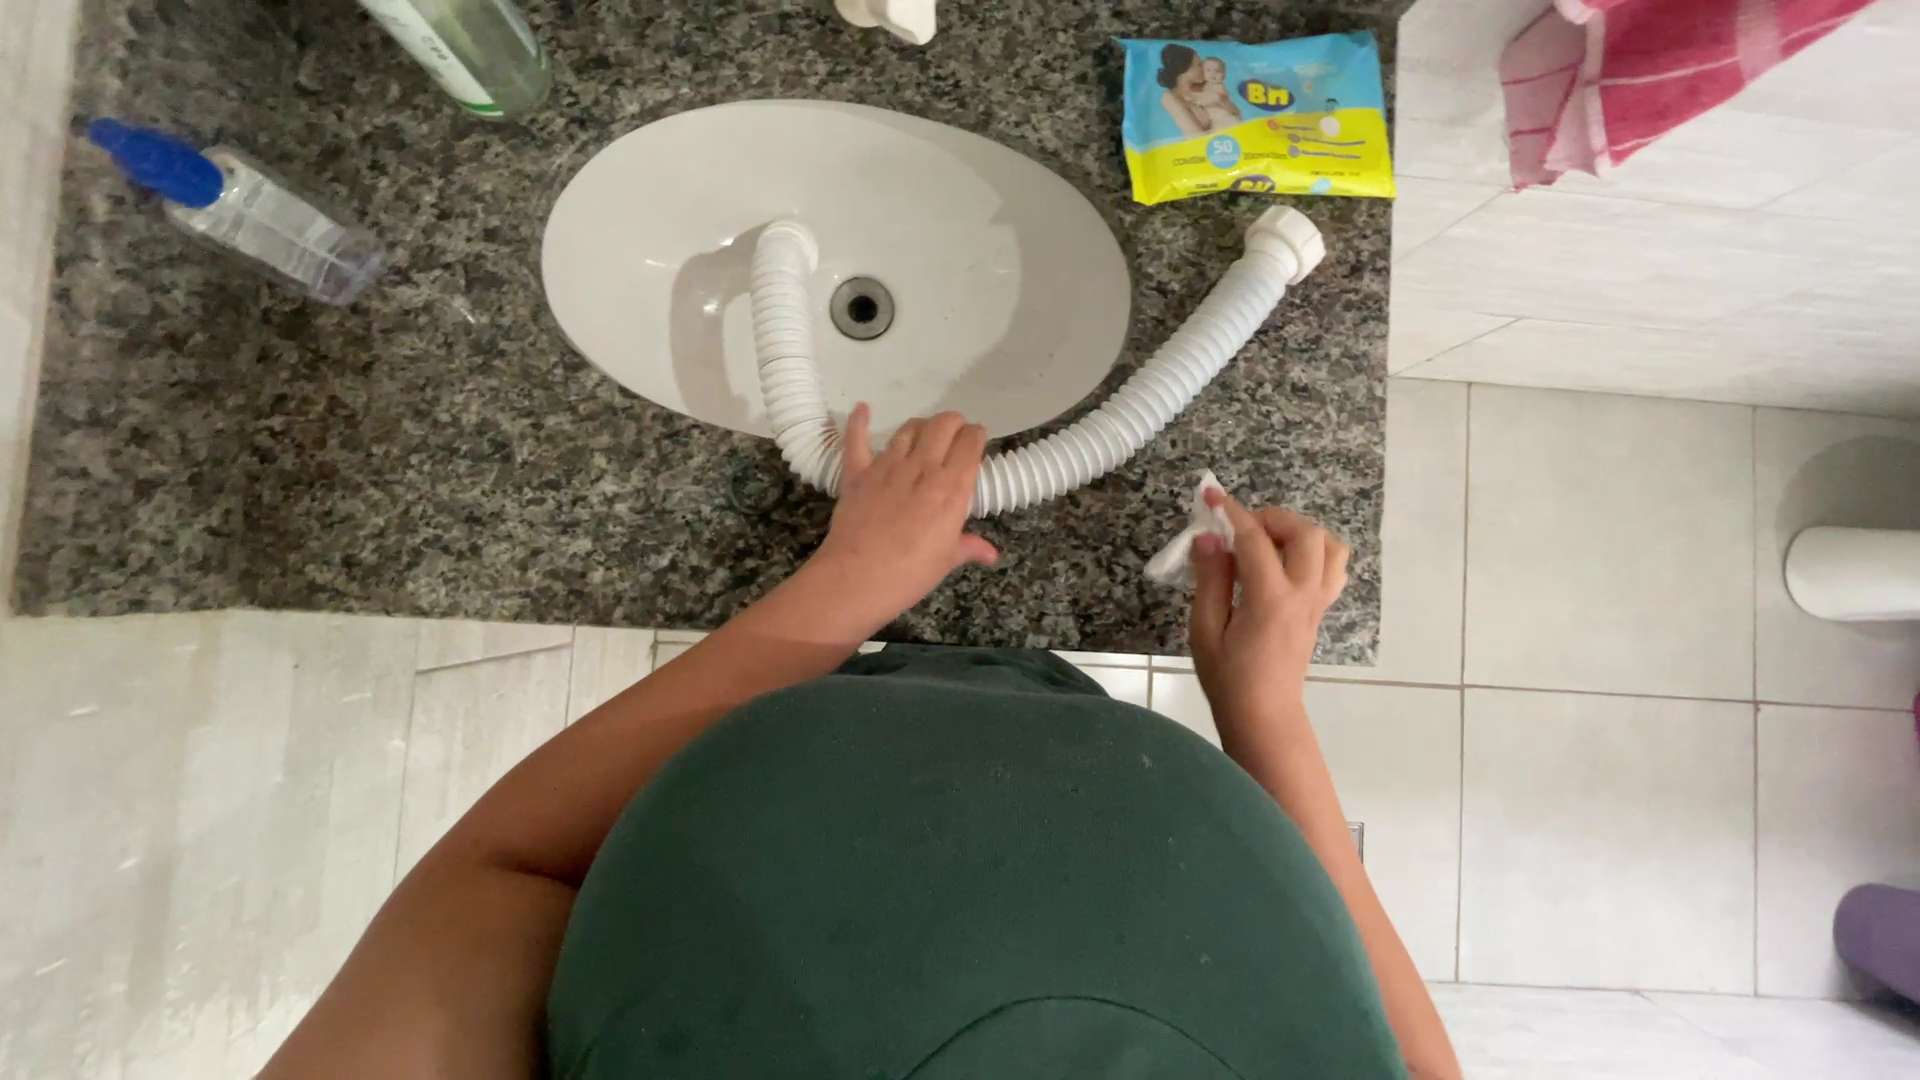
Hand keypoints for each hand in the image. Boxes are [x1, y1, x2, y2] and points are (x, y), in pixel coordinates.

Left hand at [808, 404, 998, 626]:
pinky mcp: (857, 473)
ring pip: (909, 428)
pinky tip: (863, 409)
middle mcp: (923, 468)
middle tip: (955, 433)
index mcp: (952, 488)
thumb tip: (991, 554)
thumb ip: (968, 547)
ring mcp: (887, 467)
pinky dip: (859, 422)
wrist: (857, 578)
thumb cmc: (910, 574)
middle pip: (943, 425)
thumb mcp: (946, 561)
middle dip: (953, 423)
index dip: (976, 435)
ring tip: (925, 432)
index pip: (970, 444)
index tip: (977, 438)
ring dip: (921, 425)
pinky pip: (857, 440)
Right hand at [1189, 490, 1348, 739]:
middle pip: (1305, 533)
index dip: (1231, 512)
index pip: (1254, 539)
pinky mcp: (1320, 609)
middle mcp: (1303, 594)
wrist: (1264, 714)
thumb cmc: (1227, 676)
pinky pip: (1333, 566)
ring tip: (1266, 543)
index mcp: (1269, 599)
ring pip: (1329, 545)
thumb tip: (1209, 538)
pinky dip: (1314, 551)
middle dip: (1271, 518)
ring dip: (1298, 532)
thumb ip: (1210, 580)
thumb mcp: (1205, 629)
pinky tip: (1284, 562)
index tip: (1210, 496)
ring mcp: (1318, 601)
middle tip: (1240, 529)